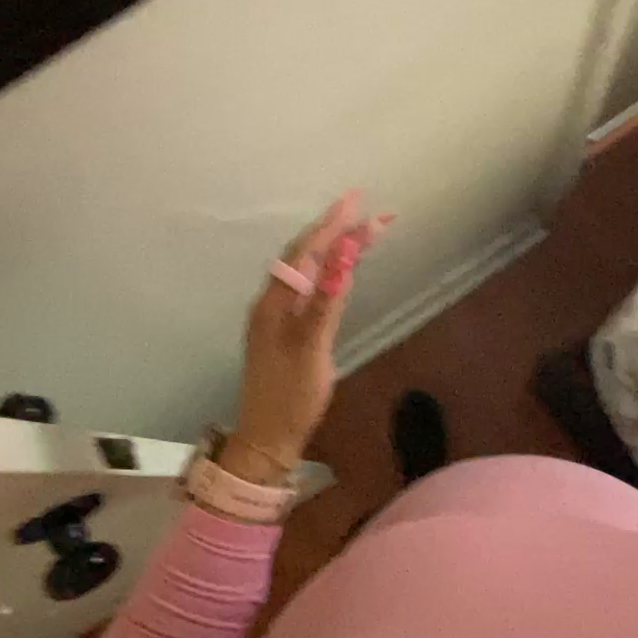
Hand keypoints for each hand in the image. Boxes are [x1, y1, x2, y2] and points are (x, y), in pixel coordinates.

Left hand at [226, 192, 386, 482]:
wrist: (267, 437)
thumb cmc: (291, 396)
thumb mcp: (312, 349)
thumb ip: (327, 301)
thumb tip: (344, 256)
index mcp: (274, 302)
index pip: (306, 251)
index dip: (333, 225)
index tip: (358, 200)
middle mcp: (272, 301)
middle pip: (305, 255)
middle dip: (338, 231)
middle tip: (370, 210)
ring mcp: (277, 316)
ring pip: (307, 270)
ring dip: (334, 248)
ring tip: (363, 230)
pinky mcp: (285, 329)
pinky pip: (307, 286)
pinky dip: (327, 270)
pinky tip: (339, 268)